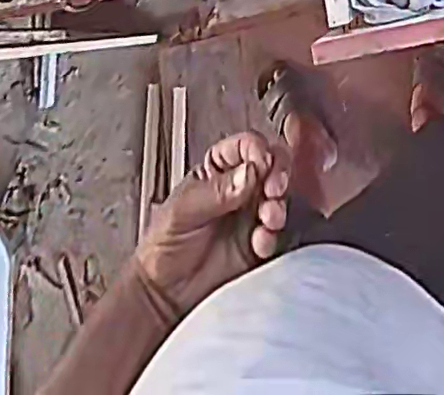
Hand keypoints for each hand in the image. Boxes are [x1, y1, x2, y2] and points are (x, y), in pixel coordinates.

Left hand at [134, 131, 289, 313]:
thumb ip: (217, 191)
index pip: (244, 146)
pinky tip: (259, 243)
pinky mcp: (259, 243)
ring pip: (279, 196)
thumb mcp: (184, 211)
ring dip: (278, 204)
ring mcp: (251, 214)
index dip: (257, 149)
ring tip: (268, 218)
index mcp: (217, 169)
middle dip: (278, 173)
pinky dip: (273, 235)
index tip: (261, 162)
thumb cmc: (165, 245)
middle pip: (270, 165)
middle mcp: (239, 187)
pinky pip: (277, 232)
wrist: (165, 297)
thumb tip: (249, 172)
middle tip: (273, 189)